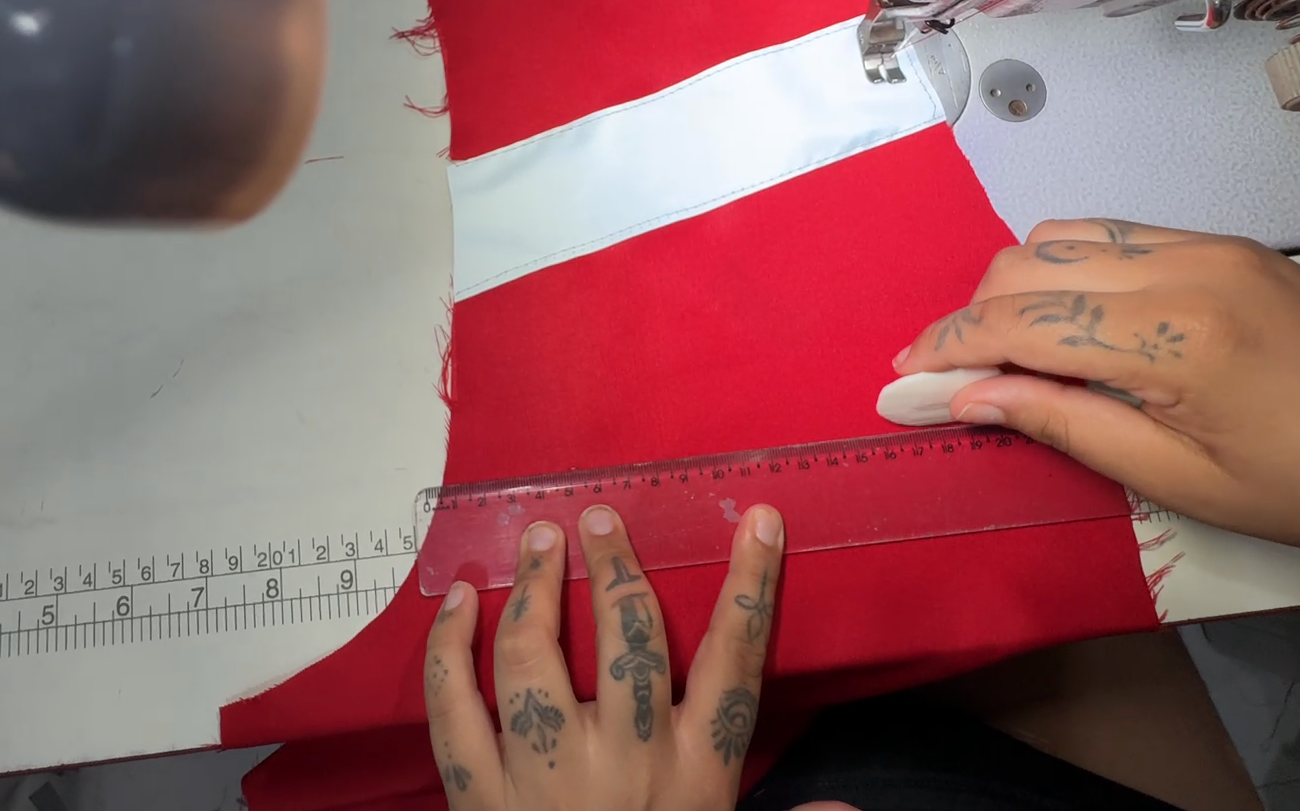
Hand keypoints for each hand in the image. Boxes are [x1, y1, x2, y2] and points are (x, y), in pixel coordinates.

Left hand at [424, 504, 783, 809]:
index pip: (737, 662)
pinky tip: (459, 599)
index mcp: (696, 778)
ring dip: (535, 589)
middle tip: (598, 518)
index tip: (759, 520)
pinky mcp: (477, 797)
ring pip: (534, 658)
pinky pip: (453, 707)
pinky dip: (448, 647)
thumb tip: (850, 806)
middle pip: (629, 639)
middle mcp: (625, 764)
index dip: (753, 584)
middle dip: (616, 569)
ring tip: (540, 538)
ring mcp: (543, 778)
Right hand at [895, 218, 1299, 596]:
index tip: (903, 374)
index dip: (947, 346)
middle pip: (1023, 266)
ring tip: (1007, 343)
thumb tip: (965, 398)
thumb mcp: (1179, 480)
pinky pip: (1104, 233)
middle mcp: (1181, 267)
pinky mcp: (1221, 242)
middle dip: (968, 316)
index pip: (1018, 322)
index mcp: (1175, 336)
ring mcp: (1204, 245)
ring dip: (1009, 286)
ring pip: (1055, 236)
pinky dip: (1058, 267)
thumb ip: (1060, 424)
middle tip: (953, 372)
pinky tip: (1065, 312)